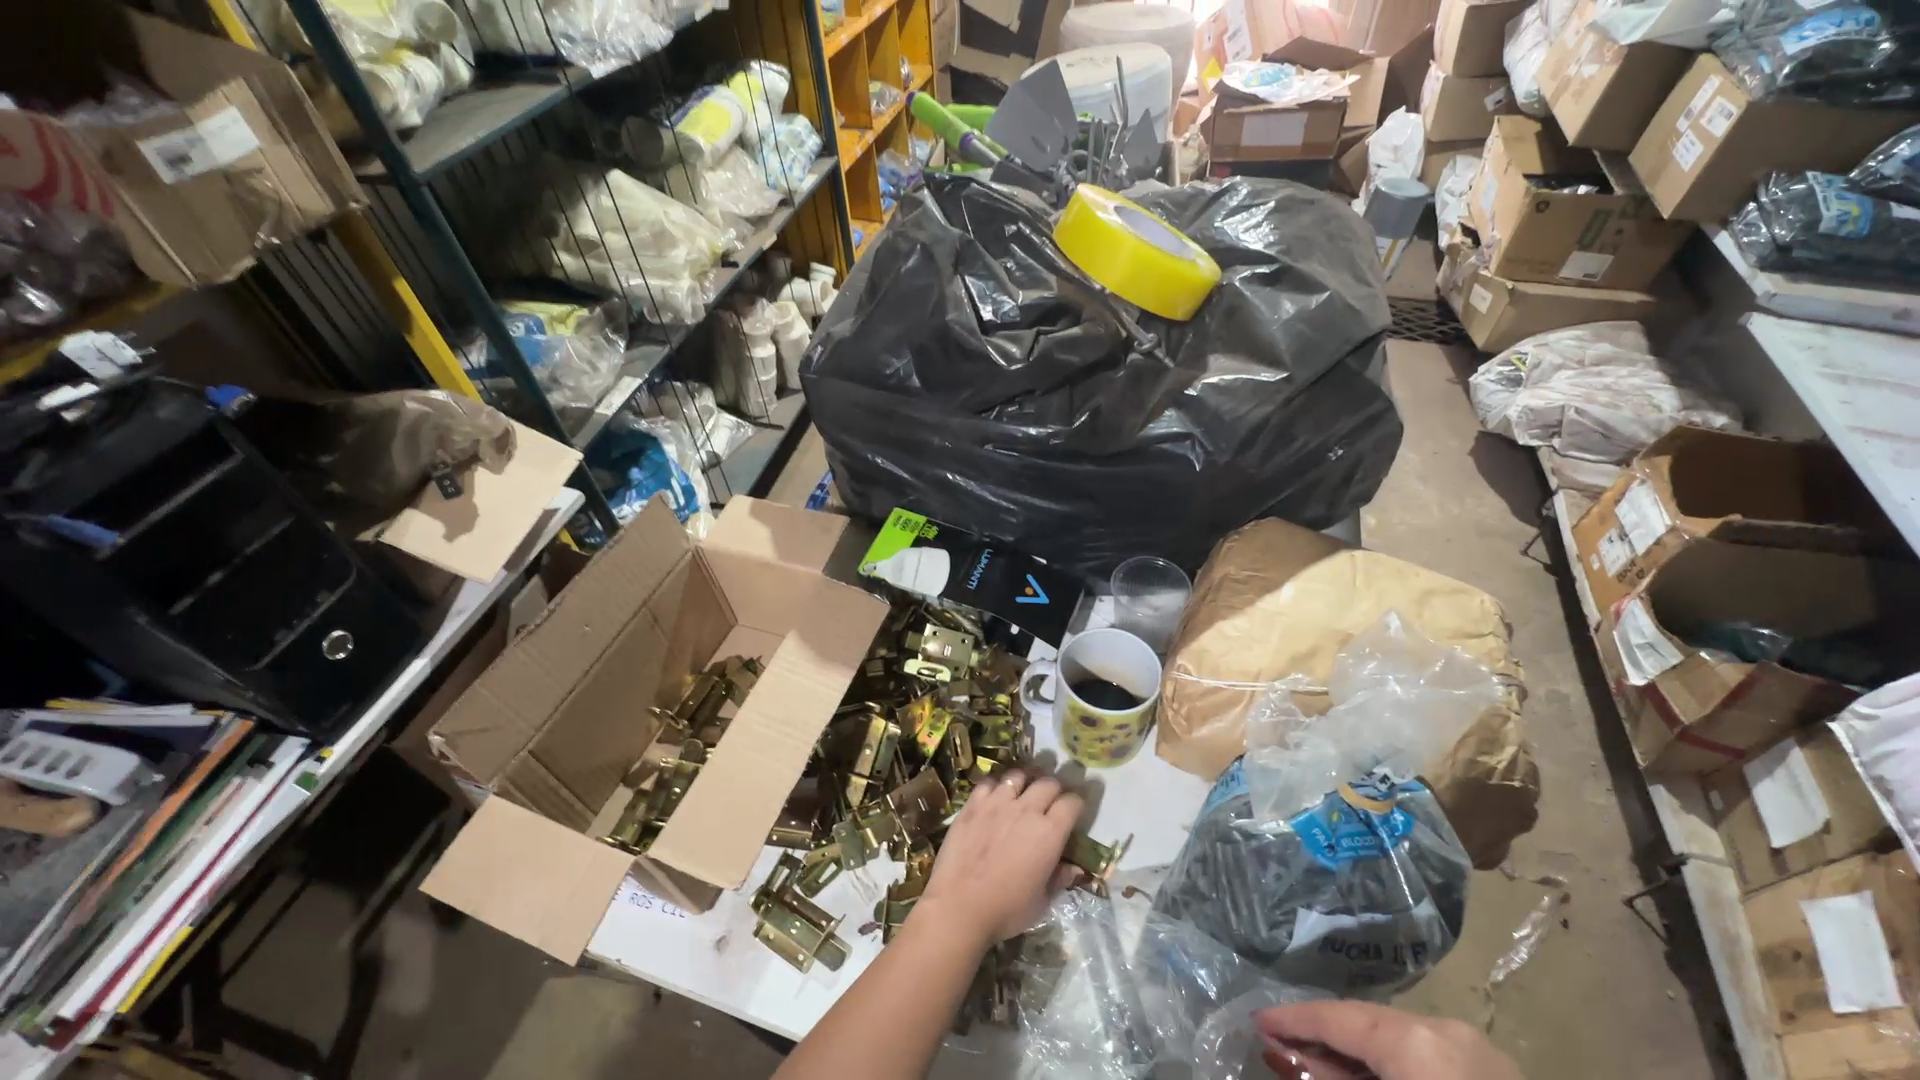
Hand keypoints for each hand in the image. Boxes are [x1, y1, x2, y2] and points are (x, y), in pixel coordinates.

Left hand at [915, 770, 1081, 944]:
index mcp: (1050, 832)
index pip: (1072, 802)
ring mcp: (997, 803)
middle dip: (1055, 789)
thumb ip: (1060, 879)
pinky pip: (989, 782)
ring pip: (1018, 776)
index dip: (1077, 804)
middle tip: (1052, 800)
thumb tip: (1074, 868)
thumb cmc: (1006, 910)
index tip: (1074, 812)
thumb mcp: (1042, 901)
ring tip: (1024, 790)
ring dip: (1026, 781)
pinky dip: (996, 785)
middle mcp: (1027, 809)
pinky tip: (995, 796)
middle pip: (1048, 783)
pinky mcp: (973, 805)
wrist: (959, 906)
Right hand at [1254, 1002, 1521, 1079]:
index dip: (1291, 1019)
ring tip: (1314, 1061)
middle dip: (1321, 1032)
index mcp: (1414, 1040)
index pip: (1337, 1017)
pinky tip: (1364, 1075)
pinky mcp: (1495, 1073)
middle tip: (1278, 1041)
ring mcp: (1477, 1050)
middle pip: (1366, 1020)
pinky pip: (1426, 1054)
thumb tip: (1283, 1054)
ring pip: (1396, 1035)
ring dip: (1354, 1049)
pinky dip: (1390, 1062)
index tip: (1256, 1021)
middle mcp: (1444, 1029)